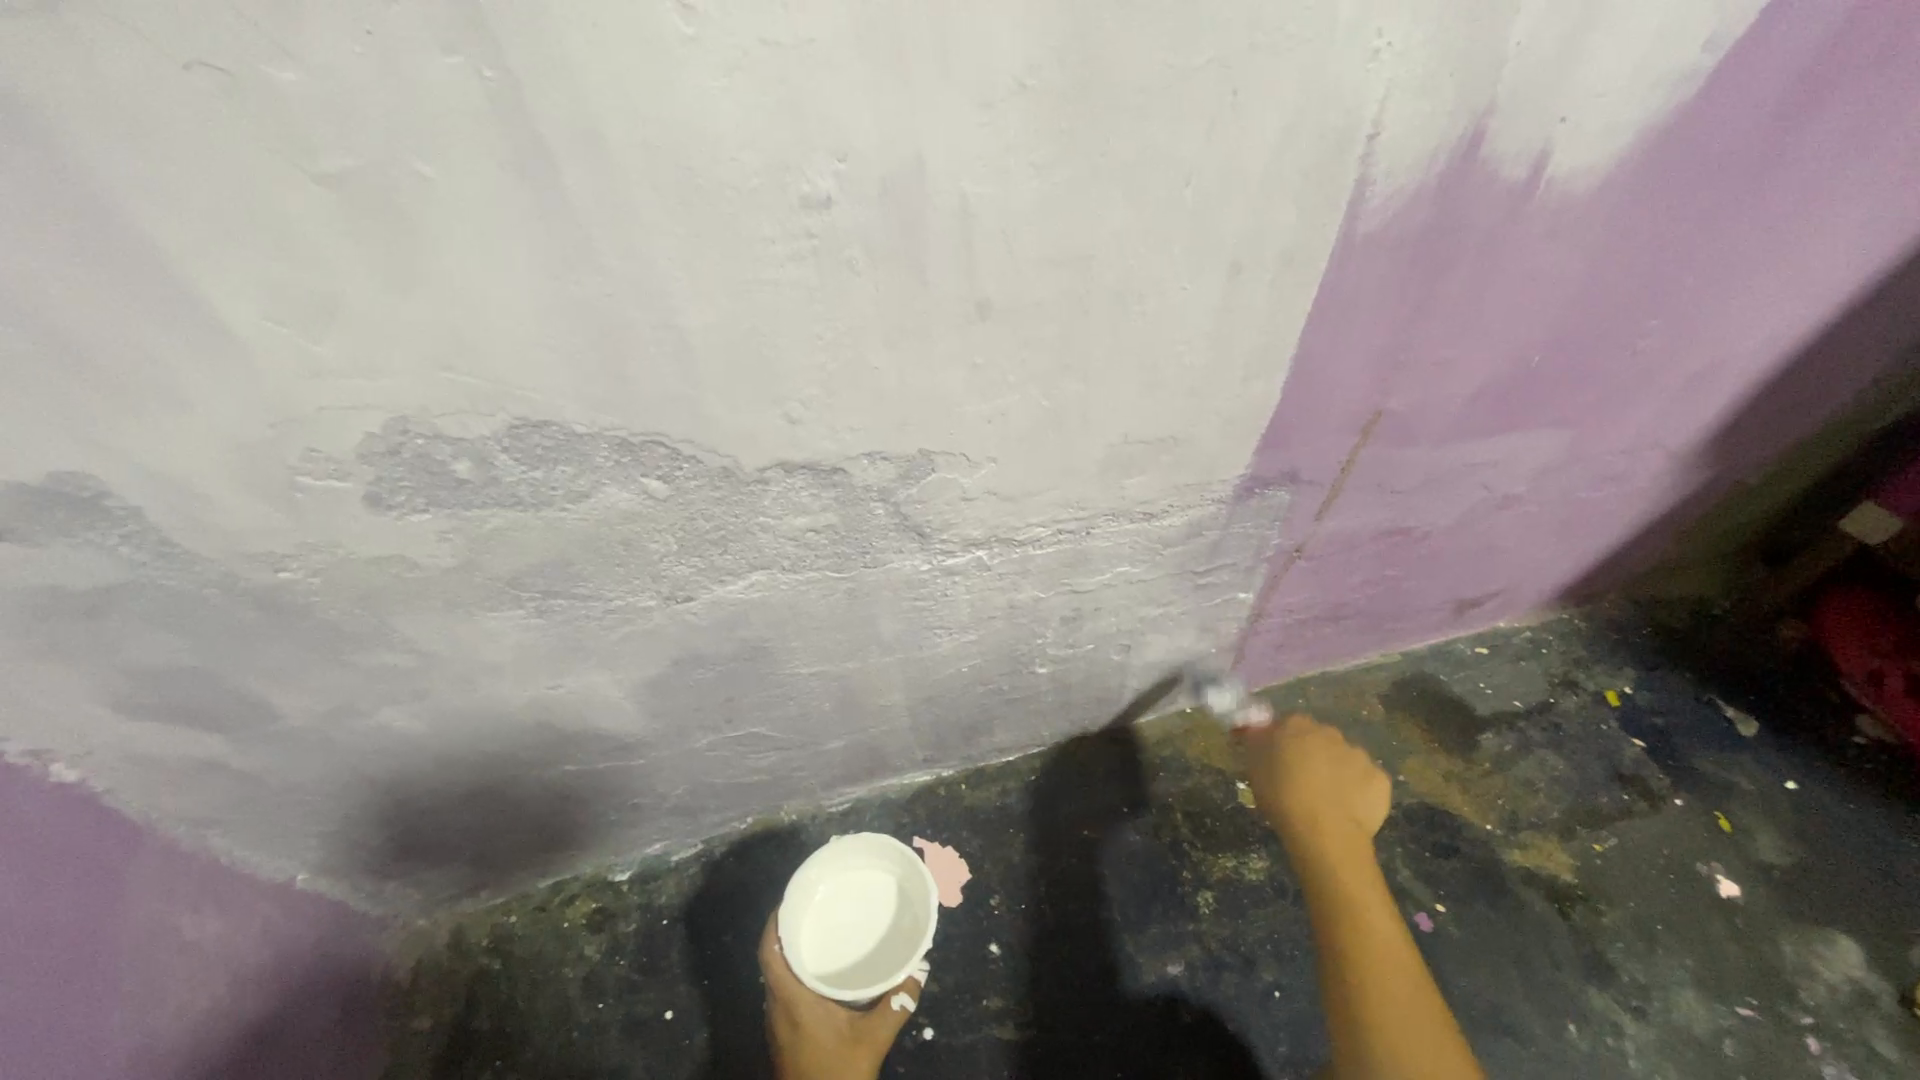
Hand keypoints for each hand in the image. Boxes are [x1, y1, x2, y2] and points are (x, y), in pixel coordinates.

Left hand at [759, 915, 923, 1079]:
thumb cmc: (838, 1072)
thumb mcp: (874, 1037)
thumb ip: (897, 1003)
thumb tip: (918, 970)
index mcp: (790, 998)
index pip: (768, 952)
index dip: (773, 923)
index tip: (791, 899)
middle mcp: (776, 1006)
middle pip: (771, 960)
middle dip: (787, 932)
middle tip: (813, 909)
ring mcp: (777, 1023)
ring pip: (776, 977)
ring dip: (790, 955)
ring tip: (818, 933)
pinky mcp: (783, 1035)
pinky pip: (783, 993)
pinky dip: (795, 975)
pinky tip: (821, 974)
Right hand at [1241, 712, 1390, 863]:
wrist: (1325, 832)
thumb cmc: (1281, 796)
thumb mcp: (1253, 766)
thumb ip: (1255, 740)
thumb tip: (1255, 728)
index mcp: (1296, 725)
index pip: (1286, 725)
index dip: (1281, 743)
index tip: (1276, 763)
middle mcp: (1330, 732)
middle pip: (1318, 739)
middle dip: (1311, 755)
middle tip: (1300, 782)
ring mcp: (1359, 754)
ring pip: (1344, 759)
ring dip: (1336, 771)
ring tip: (1326, 800)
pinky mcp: (1380, 779)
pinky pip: (1366, 781)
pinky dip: (1358, 790)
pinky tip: (1347, 809)